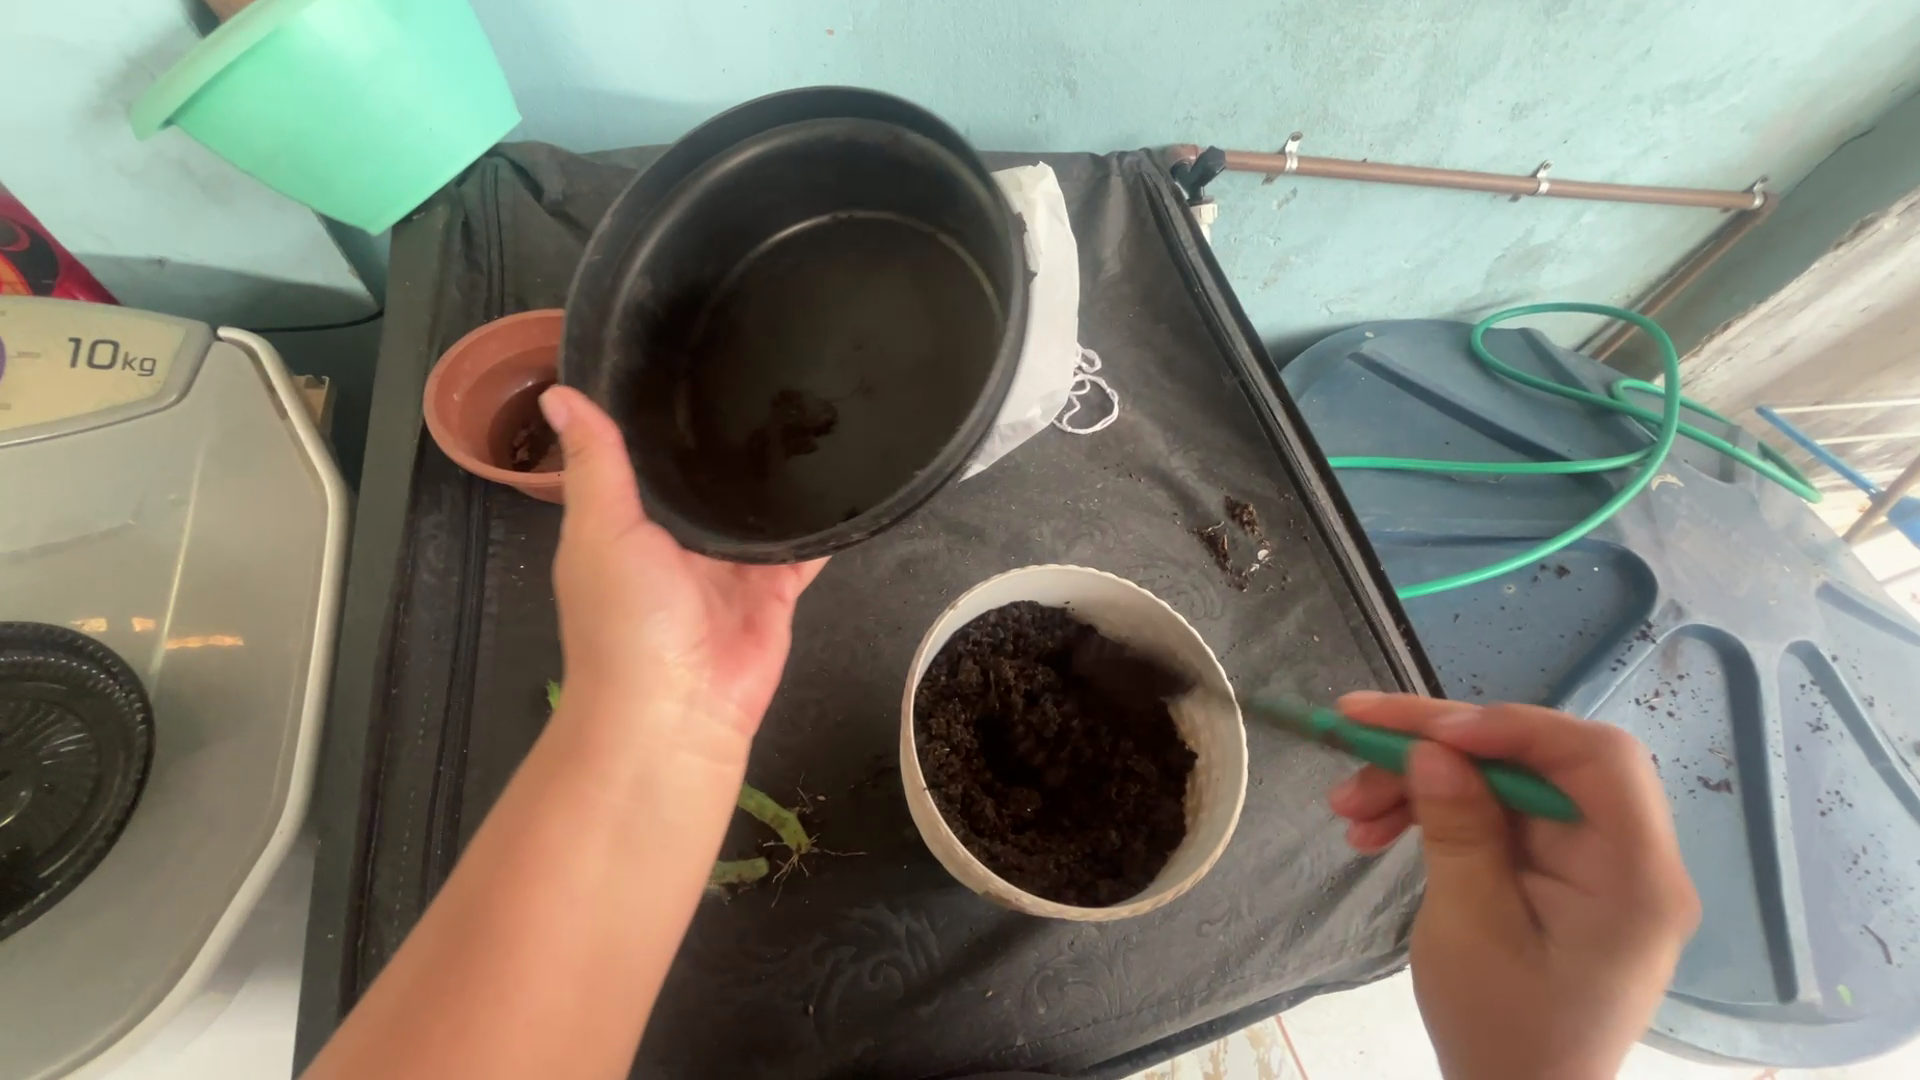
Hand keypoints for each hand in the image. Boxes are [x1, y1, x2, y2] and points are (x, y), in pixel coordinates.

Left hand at [539, 386, 824, 761]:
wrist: (678, 708)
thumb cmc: (627, 618)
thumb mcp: (601, 531)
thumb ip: (597, 464)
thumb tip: (560, 391)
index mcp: (633, 522)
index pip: (651, 456)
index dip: (667, 414)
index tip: (691, 356)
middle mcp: (684, 539)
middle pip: (713, 481)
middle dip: (735, 441)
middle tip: (770, 371)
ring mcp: (735, 565)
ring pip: (762, 510)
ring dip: (782, 478)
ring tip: (813, 414)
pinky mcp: (777, 589)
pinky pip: (805, 550)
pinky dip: (824, 526)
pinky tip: (848, 479)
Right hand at [1327, 693, 1699, 1079]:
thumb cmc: (1503, 1026)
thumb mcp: (1470, 926)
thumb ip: (1458, 829)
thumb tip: (1430, 748)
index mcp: (1632, 872)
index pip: (1593, 757)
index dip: (1509, 726)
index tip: (1426, 733)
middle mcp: (1616, 850)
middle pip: (1524, 757)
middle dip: (1432, 745)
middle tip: (1351, 735)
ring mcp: (1576, 855)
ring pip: (1488, 777)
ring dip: (1412, 779)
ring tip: (1346, 807)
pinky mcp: (1540, 863)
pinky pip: (1478, 809)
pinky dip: (1420, 808)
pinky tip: (1369, 829)